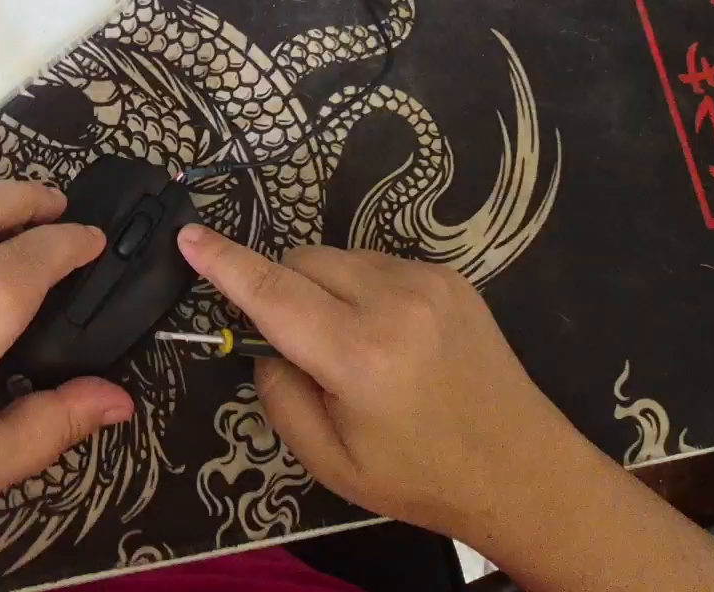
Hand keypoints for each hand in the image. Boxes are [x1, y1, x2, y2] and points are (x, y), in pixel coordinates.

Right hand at [175, 225, 584, 541]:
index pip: (273, 295)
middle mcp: (392, 304)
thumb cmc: (420, 476)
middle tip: (304, 345)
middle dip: (281, 290)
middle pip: (299, 262)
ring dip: (320, 287)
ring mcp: (425, 280)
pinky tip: (387, 331)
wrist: (525, 470)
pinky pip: (371, 260)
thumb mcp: (329, 461)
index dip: (224, 263)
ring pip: (333, 256)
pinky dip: (358, 286)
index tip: (188, 237)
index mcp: (359, 358)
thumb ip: (278, 394)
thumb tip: (265, 342)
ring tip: (353, 342)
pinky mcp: (446, 273)